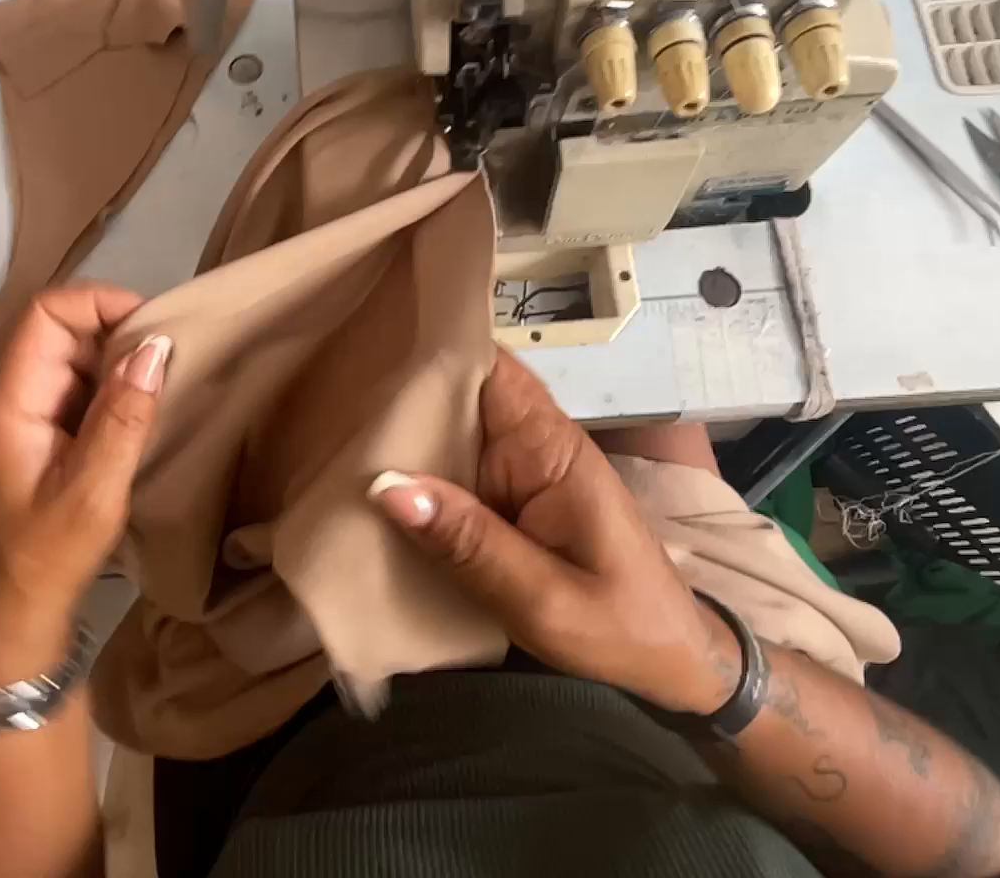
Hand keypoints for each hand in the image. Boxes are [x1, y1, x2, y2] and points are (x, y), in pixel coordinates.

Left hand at [0, 286, 170, 681]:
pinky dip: (113, 386)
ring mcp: (25, 414)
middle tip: (169, 356)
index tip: (153, 326)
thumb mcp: (94, 491)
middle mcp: (11, 395)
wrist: (14, 615)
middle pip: (59, 328)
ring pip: (72, 356)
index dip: (99, 303)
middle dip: (116, 330)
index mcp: (9, 400)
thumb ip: (123, 417)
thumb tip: (154, 346)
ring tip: (163, 381)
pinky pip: (78, 387)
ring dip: (118, 360)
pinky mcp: (42, 433)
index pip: (46, 314)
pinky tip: (143, 408)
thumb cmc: (46, 557)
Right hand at [367, 349, 740, 714]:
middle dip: (403, 381)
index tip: (370, 338)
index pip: (492, 368)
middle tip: (329, 382)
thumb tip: (384, 485)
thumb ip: (469, 543)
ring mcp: (518, 468)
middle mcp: (532, 443)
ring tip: (331, 415)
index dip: (436, 345)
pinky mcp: (508, 494)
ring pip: (455, 423)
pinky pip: (456, 460)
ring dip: (404, 421)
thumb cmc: (621, 627)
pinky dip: (416, 460)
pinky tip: (366, 467)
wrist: (670, 660)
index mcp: (549, 447)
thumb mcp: (543, 598)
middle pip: (463, 388)